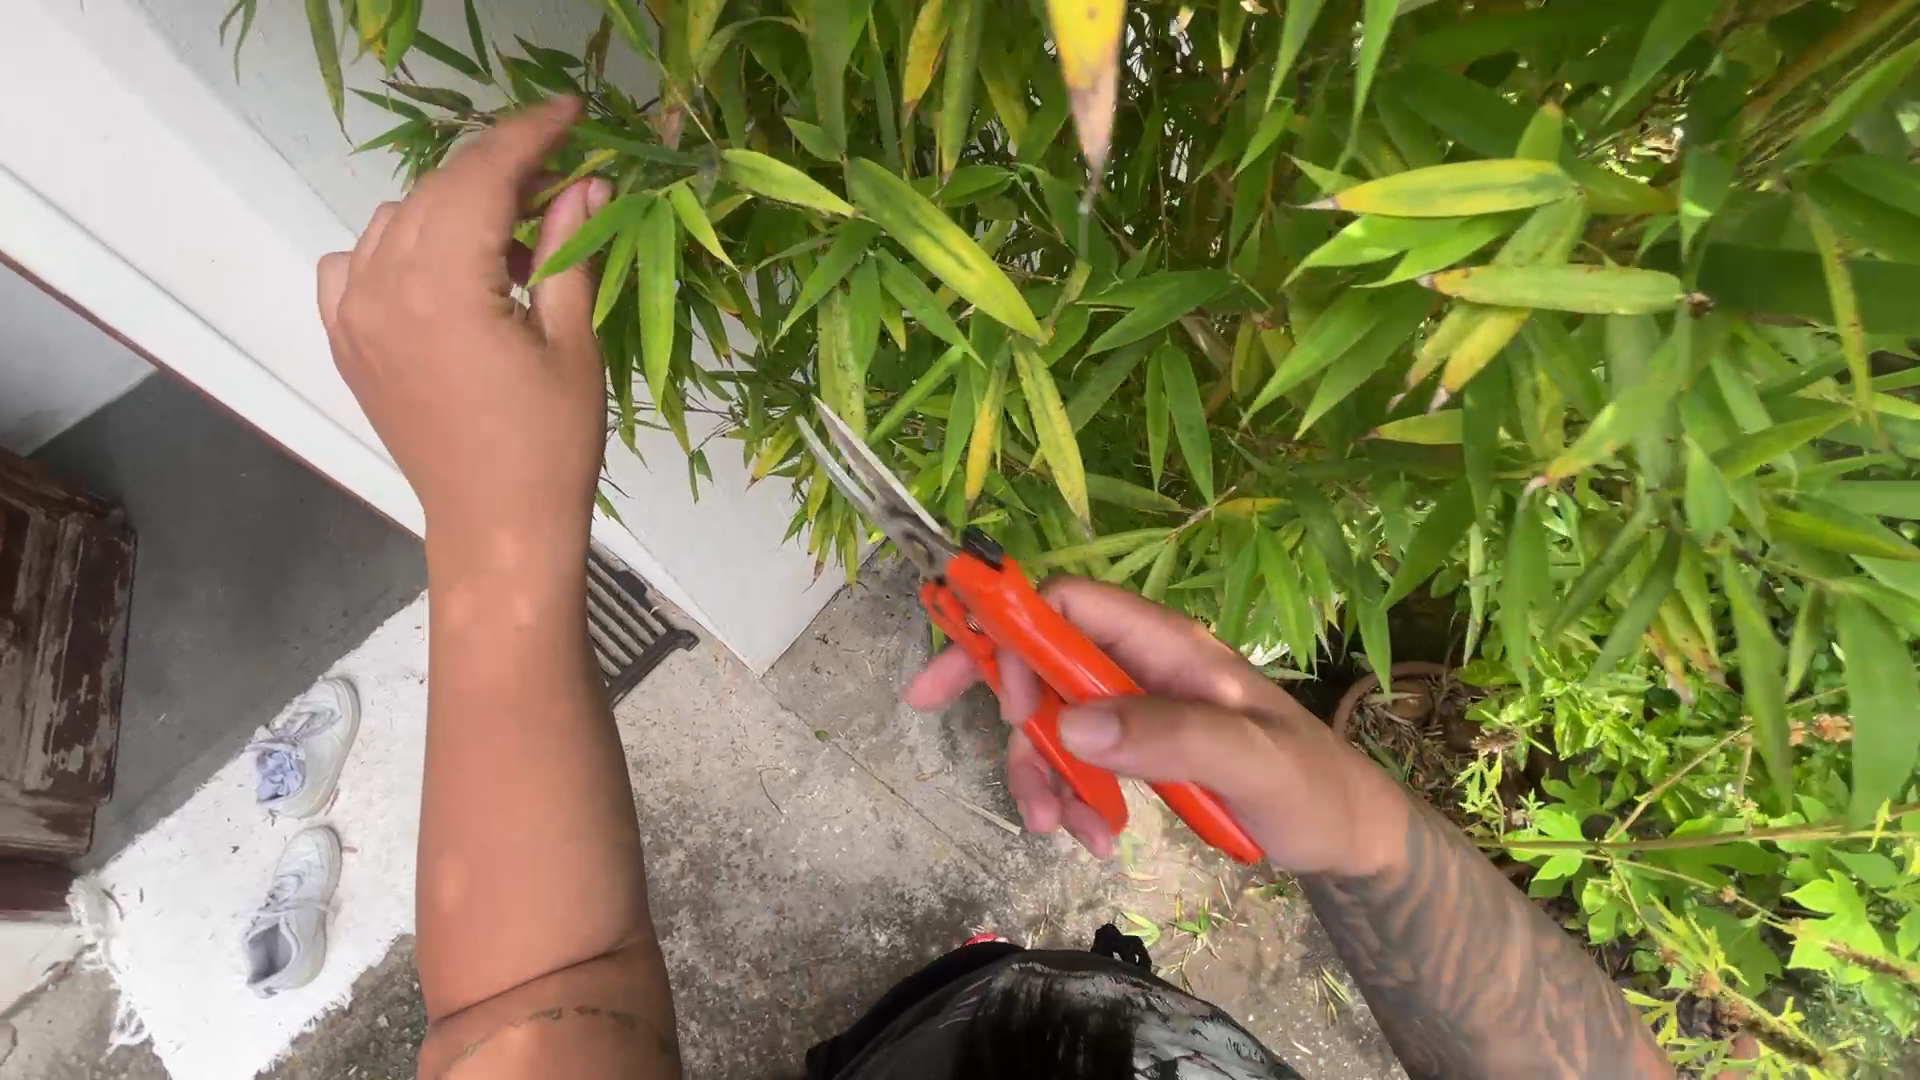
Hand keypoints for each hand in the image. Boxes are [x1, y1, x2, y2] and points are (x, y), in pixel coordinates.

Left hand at [317, 97, 607, 573]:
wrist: (498, 525)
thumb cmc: (553, 445)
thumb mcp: (573, 347)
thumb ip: (567, 255)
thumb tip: (585, 185)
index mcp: (441, 283)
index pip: (481, 176)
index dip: (528, 136)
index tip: (569, 112)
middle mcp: (378, 283)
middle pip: (437, 191)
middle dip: (501, 175)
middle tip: (563, 187)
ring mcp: (351, 313)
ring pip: (397, 222)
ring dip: (457, 213)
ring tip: (517, 247)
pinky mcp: (347, 342)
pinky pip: (360, 264)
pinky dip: (404, 250)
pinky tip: (446, 277)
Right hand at [906, 578, 1408, 875]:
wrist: (1340, 832)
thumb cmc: (1309, 784)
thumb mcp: (1251, 760)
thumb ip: (1167, 736)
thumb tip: (1070, 725)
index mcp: (1161, 643)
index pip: (1067, 606)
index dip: (1019, 633)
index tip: (998, 693)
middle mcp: (1132, 665)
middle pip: (1038, 659)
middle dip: (1002, 702)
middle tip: (945, 718)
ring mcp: (1126, 707)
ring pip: (1046, 720)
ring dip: (1040, 774)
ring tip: (1065, 830)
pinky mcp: (1125, 746)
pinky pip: (1068, 760)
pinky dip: (1066, 799)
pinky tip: (1094, 838)